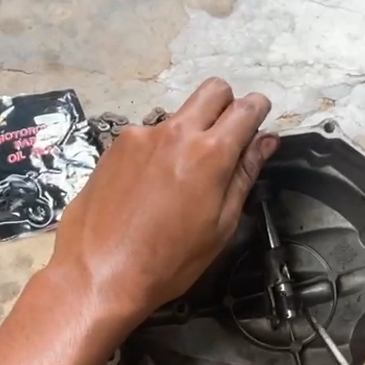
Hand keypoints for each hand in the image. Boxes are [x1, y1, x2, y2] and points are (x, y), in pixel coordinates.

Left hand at [45, 78, 277, 330]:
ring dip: (189, 134)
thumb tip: (265, 142)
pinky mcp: (115, 146)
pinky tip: (149, 189)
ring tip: (180, 181)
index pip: (245, 109)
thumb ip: (243, 177)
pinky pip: (148, 136)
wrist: (99, 273)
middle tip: (226, 141)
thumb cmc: (167, 263)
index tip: (259, 121)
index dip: (258, 111)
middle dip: (227, 106)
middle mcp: (175, 133)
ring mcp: (140, 136)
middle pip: (212, 91)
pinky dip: (158, 152)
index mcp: (209, 155)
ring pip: (178, 115)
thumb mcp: (219, 227)